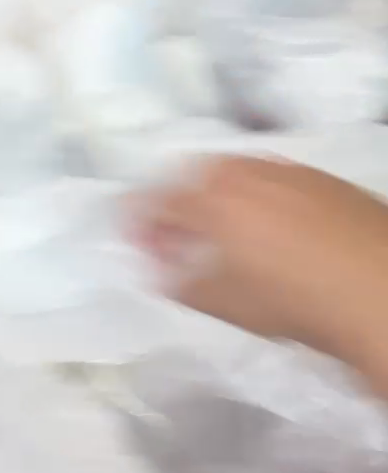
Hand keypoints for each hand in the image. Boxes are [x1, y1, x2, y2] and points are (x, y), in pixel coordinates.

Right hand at [136, 155, 387, 371]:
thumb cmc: (299, 301)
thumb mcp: (215, 300)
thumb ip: (171, 278)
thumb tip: (160, 267)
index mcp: (211, 201)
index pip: (149, 201)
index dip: (135, 223)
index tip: (139, 245)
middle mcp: (251, 178)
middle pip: (193, 172)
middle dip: (177, 198)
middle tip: (177, 229)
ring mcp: (299, 177)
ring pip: (240, 171)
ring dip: (220, 194)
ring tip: (224, 227)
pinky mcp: (337, 187)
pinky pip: (281, 180)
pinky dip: (263, 196)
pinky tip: (273, 229)